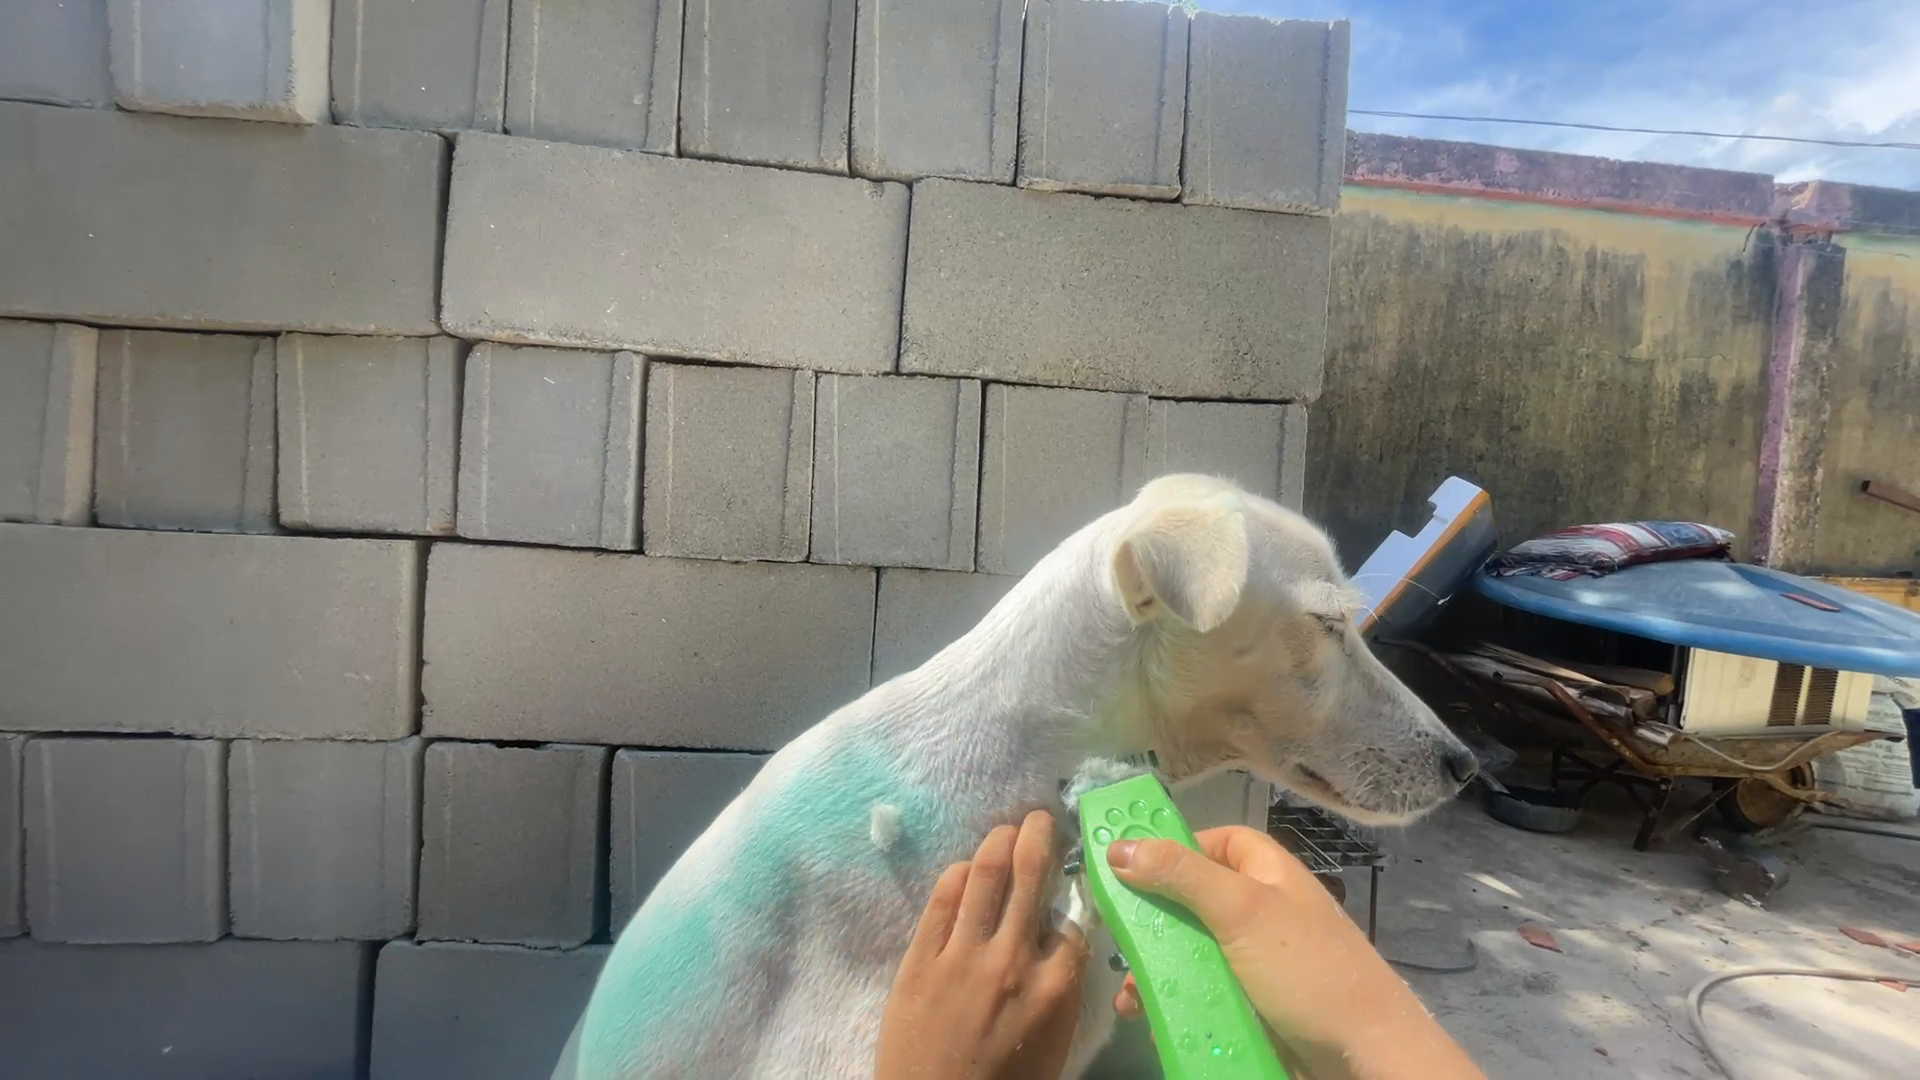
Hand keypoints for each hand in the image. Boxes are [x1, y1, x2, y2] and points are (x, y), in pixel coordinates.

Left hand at [875, 810, 1088, 1079]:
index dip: (1069, 894)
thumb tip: (1059, 937)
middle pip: (1030, 872)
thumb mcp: (1051, 1043)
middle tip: (1039, 817)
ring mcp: (962, 954)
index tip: (1067, 875)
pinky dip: (958, 873)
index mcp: (1053, 988)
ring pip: (985, 871)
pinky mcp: (921, 956)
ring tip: (1005, 829)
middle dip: (1038, 833)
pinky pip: (943, 896)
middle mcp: (1011, 959)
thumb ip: (1059, 987)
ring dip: (998, 839)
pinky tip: (966, 869)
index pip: (1071, 918)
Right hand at [1107, 826, 1483, 1079]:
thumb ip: (1178, 873)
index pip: (1207, 840)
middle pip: (1190, 896)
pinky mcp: (1257, 999)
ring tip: (1130, 998)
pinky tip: (1155, 1017)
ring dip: (1158, 967)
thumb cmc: (1305, 968)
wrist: (1373, 1062)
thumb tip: (1116, 846)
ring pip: (1193, 947)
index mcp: (1263, 869)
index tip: (1128, 870)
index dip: (1168, 850)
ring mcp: (1259, 955)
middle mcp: (1260, 904)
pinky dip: (1180, 997)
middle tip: (1119, 944)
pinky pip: (1208, 987)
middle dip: (1152, 922)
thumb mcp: (1239, 910)